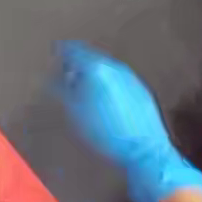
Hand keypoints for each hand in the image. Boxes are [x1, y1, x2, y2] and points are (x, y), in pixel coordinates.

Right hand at [55, 41, 201, 201]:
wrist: (147, 152)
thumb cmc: (105, 133)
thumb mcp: (76, 113)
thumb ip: (64, 89)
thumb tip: (54, 75)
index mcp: (96, 67)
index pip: (74, 50)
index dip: (62, 51)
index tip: (55, 53)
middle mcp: (113, 65)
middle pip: (90, 56)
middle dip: (78, 63)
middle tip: (68, 73)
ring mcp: (130, 76)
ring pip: (105, 67)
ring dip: (94, 73)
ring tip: (85, 87)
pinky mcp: (141, 88)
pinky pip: (118, 78)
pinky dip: (108, 82)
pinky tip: (106, 97)